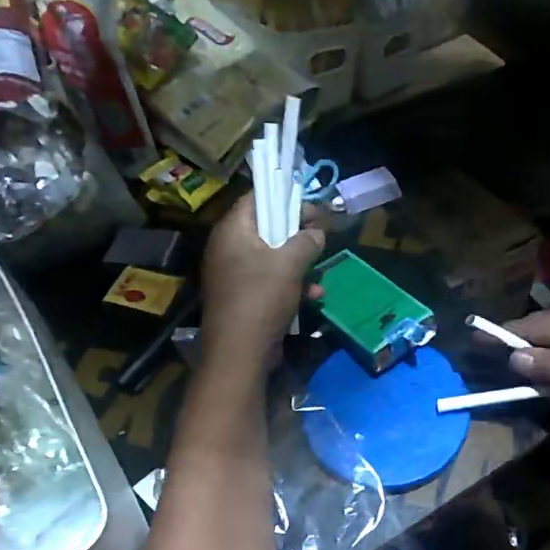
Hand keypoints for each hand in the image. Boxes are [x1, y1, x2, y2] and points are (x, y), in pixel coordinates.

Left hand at [200, 191, 324, 354]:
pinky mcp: (243, 298)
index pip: (256, 198)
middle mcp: (228, 248)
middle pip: (266, 228)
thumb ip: (306, 241)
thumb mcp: (290, 264)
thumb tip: (316, 233)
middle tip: (321, 237)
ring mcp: (234, 275)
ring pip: (272, 258)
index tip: (311, 207)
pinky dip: (291, 285)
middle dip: (297, 234)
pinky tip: (313, 296)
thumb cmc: (262, 297)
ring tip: (320, 273)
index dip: (285, 197)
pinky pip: (269, 281)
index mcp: (233, 231)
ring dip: (299, 264)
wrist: (239, 351)